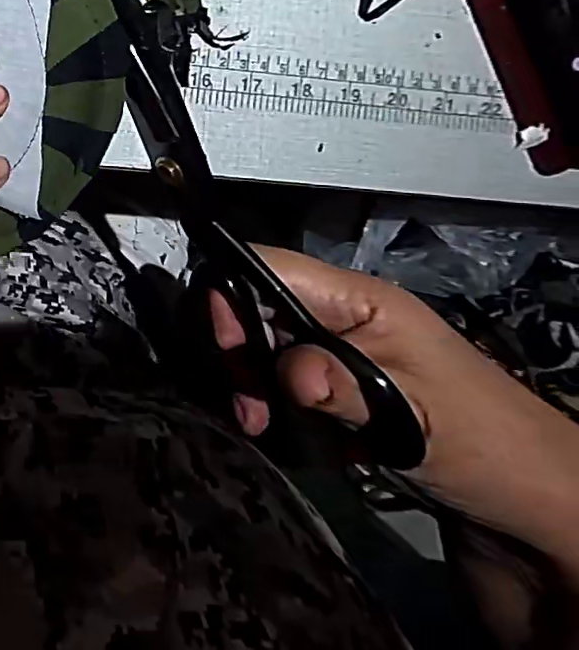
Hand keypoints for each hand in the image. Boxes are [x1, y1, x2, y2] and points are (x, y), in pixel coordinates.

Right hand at [213, 248, 578, 574]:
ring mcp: (336, 344)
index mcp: (361, 302)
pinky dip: (264, 395)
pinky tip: (272, 422)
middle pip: (249, 304)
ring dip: (247, 380)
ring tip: (258, 419)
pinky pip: (273, 368)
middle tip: (247, 396)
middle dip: (236, 350)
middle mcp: (341, 313)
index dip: (229, 293)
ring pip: (256, 340)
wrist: (545, 509)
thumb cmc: (495, 453)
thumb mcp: (418, 420)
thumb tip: (289, 371)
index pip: (263, 265)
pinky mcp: (331, 374)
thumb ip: (344, 389)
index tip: (229, 346)